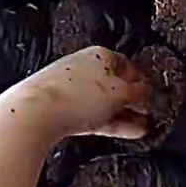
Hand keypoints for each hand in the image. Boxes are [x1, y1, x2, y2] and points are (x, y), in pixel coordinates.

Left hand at [0, 46, 152, 141]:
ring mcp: (69, 89)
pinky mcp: (59, 109)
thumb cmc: (75, 95)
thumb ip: (140, 93)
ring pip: (103, 102)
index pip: (128, 65)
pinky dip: (108, 122)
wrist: (34, 115)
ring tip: (140, 127)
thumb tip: (147, 93)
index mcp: (99, 55)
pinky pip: (91, 115)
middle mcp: (82, 68)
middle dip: (132, 101)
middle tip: (147, 112)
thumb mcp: (122, 93)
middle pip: (115, 85)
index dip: (142, 81)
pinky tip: (124, 132)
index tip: (151, 94)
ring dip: (123, 115)